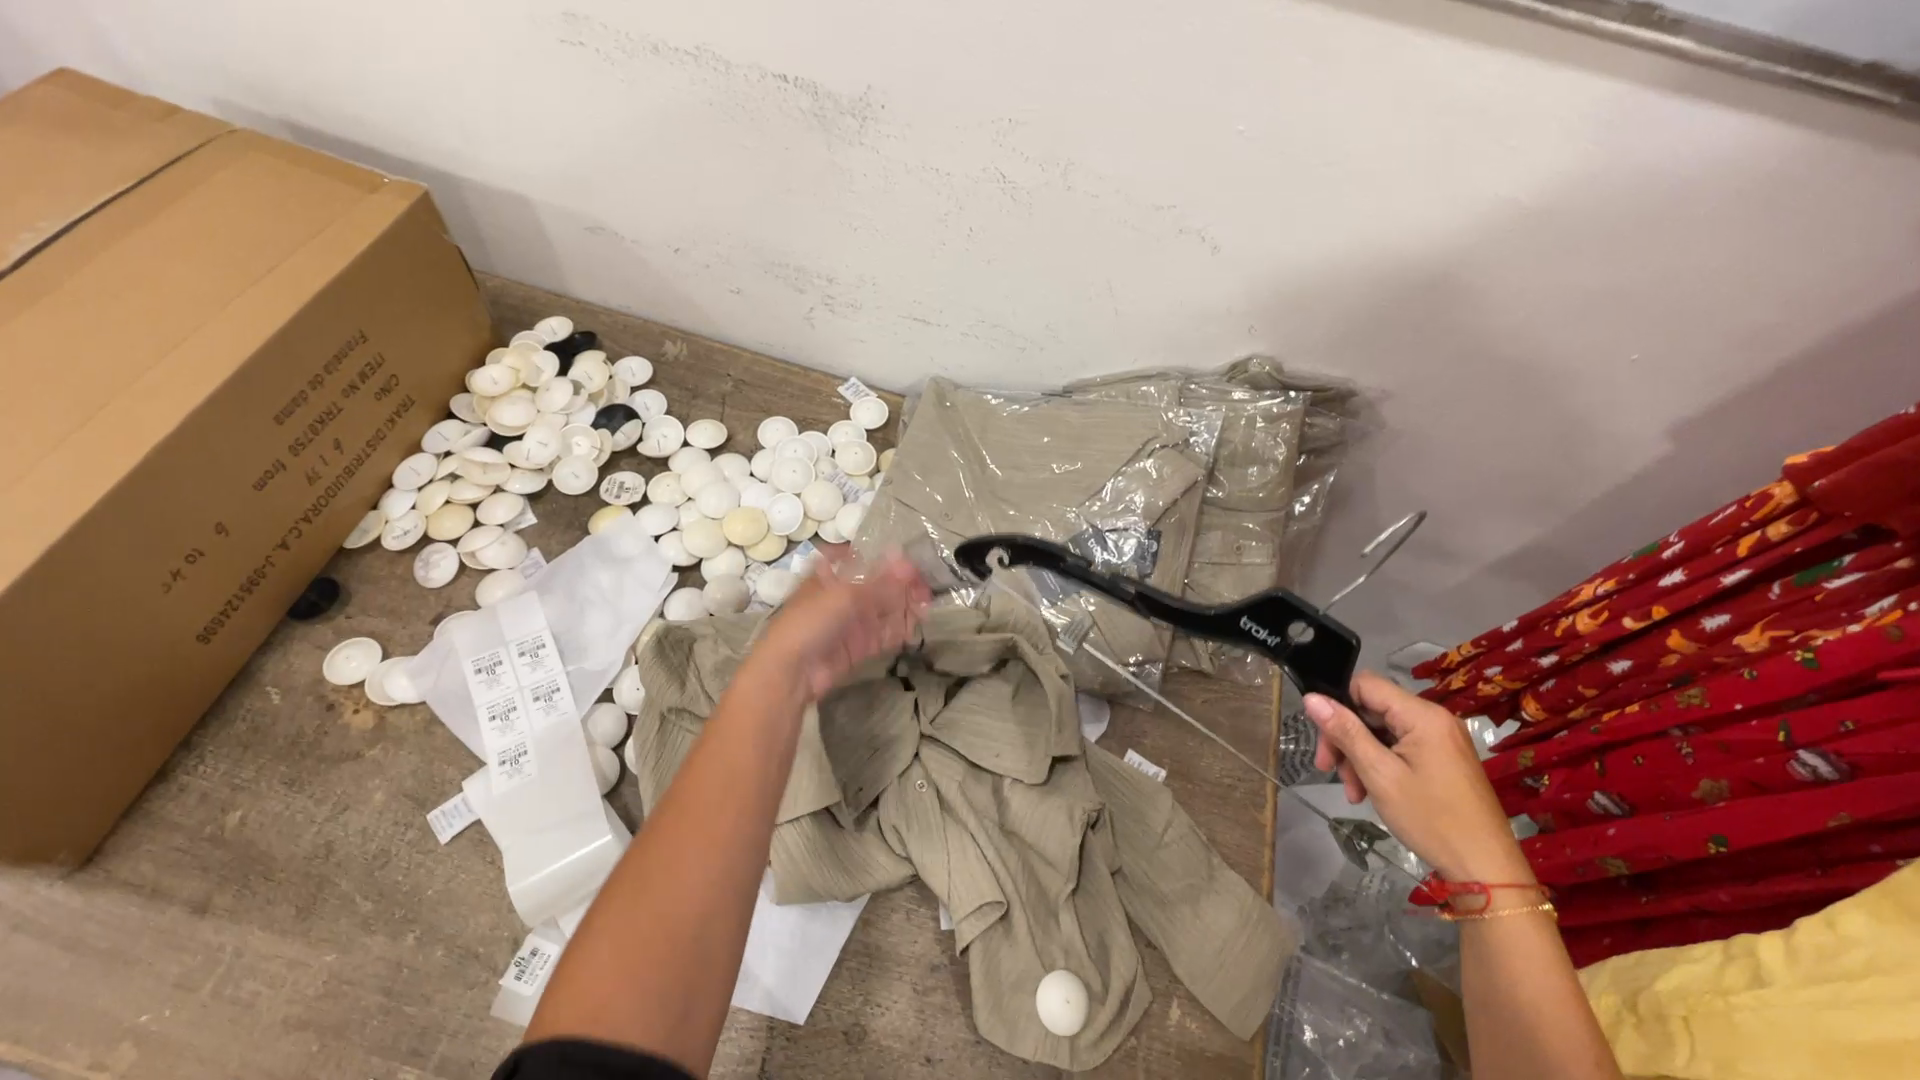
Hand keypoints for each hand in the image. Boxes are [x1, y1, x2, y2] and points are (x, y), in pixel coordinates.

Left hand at [752, 550, 931, 700]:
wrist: (792, 672)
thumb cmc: (810, 622)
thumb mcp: (844, 595)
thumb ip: (879, 580)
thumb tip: (906, 560)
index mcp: (831, 575)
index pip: (863, 560)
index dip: (887, 560)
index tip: (910, 563)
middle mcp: (843, 596)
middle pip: (879, 586)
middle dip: (902, 586)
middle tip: (925, 588)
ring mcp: (852, 622)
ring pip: (885, 610)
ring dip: (905, 607)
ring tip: (926, 606)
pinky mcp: (860, 646)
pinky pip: (884, 634)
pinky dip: (900, 629)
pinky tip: (915, 624)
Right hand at [1304, 671, 1531, 883]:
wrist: (1485, 867)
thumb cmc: (1431, 819)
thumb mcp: (1379, 774)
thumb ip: (1346, 732)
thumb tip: (1312, 698)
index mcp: (1422, 715)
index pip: (1365, 685)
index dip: (1338, 705)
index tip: (1325, 741)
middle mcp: (1434, 718)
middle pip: (1372, 710)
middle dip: (1346, 738)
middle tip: (1330, 772)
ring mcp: (1442, 739)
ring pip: (1383, 731)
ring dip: (1360, 756)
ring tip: (1353, 791)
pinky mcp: (1444, 758)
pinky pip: (1400, 748)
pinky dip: (1380, 765)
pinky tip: (1370, 791)